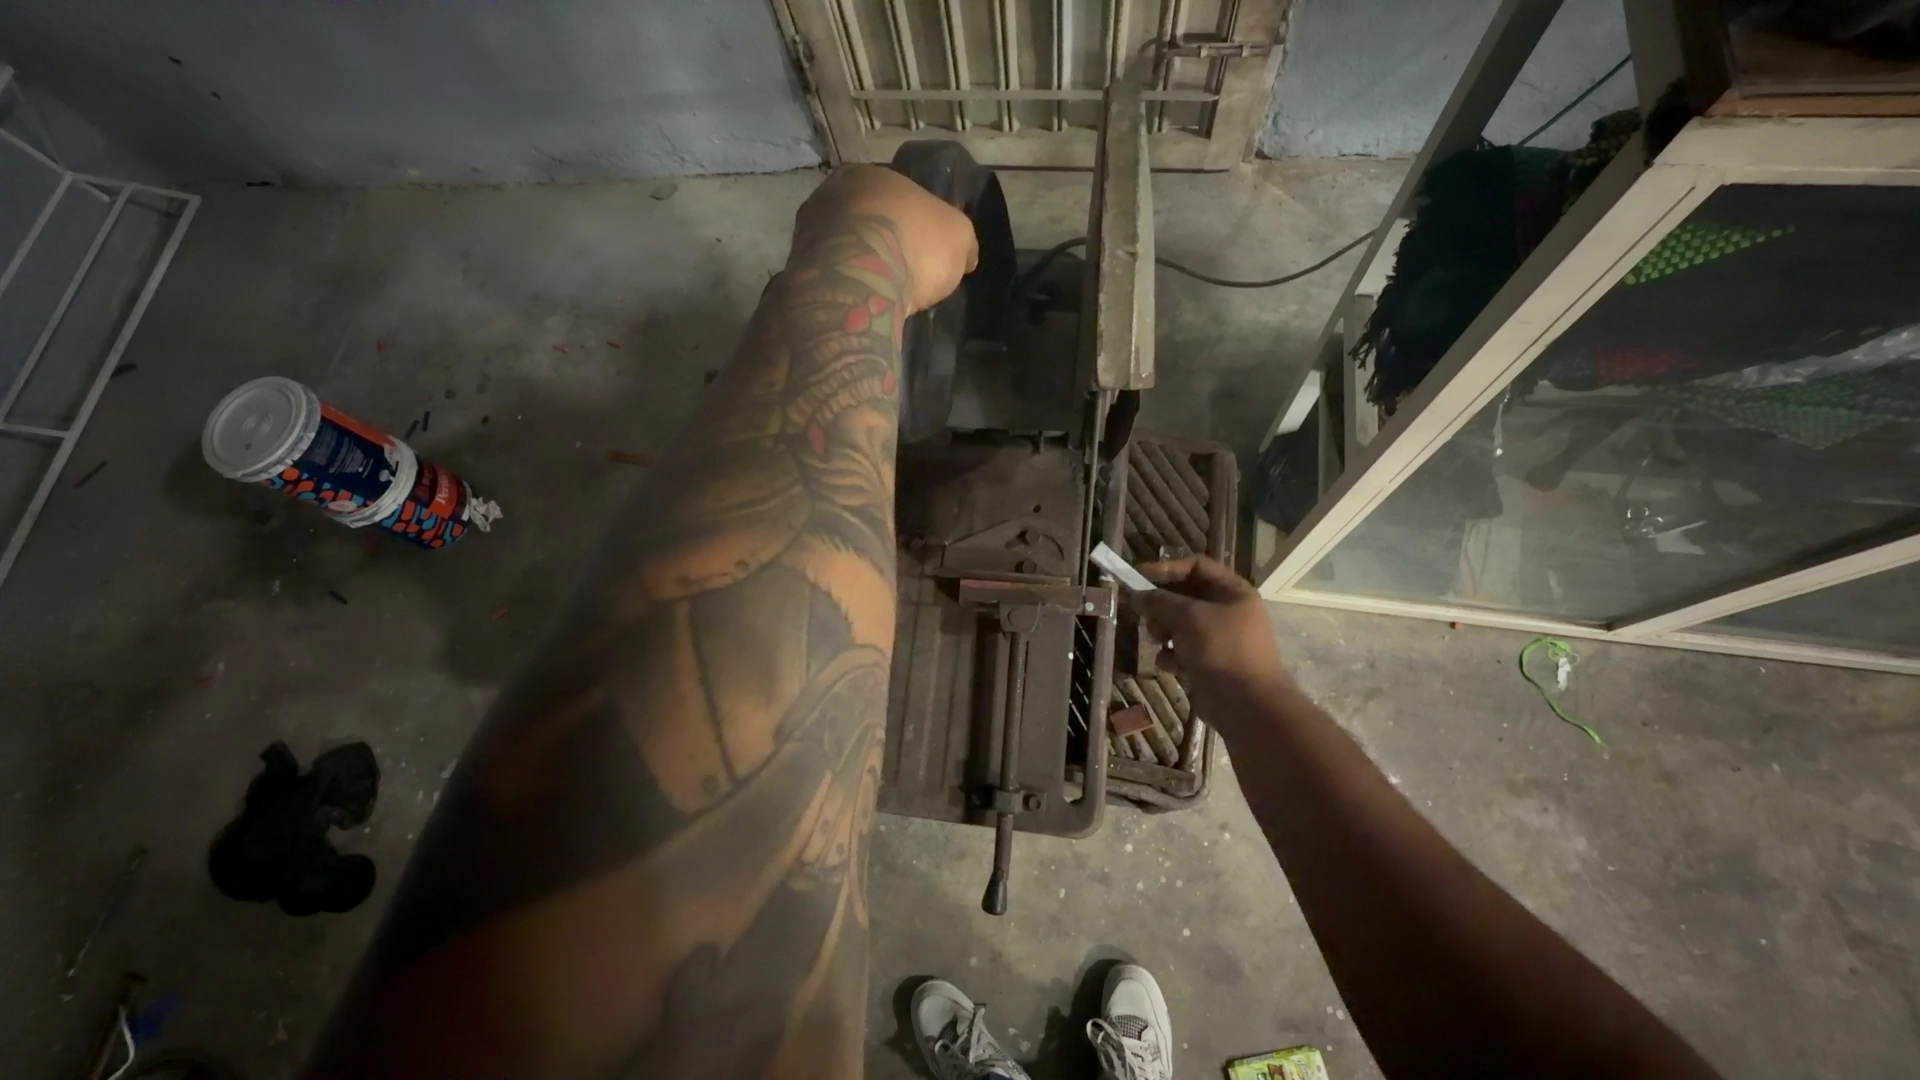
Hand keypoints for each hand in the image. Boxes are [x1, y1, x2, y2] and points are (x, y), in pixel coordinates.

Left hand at [790, 165, 978, 314]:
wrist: (856, 284)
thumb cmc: (913, 247)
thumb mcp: (958, 239)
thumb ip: (960, 242)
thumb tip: (965, 256)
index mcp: (867, 173)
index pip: (894, 191)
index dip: (913, 218)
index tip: (924, 245)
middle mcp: (828, 194)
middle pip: (862, 217)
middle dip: (880, 241)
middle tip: (902, 270)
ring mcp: (806, 232)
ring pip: (841, 247)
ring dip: (858, 265)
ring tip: (881, 292)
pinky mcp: (795, 271)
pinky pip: (828, 277)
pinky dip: (844, 288)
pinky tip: (861, 303)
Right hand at [1131, 556, 1291, 699]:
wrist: (1247, 705)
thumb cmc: (1223, 650)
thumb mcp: (1190, 617)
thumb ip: (1160, 601)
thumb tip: (1136, 594)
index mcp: (1232, 591)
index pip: (1196, 566)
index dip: (1166, 568)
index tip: (1138, 576)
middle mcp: (1227, 610)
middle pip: (1184, 595)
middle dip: (1161, 604)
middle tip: (1139, 610)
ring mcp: (1218, 638)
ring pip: (1179, 623)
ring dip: (1163, 629)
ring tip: (1158, 639)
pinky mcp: (1207, 662)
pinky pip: (1181, 649)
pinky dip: (1172, 654)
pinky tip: (1169, 664)